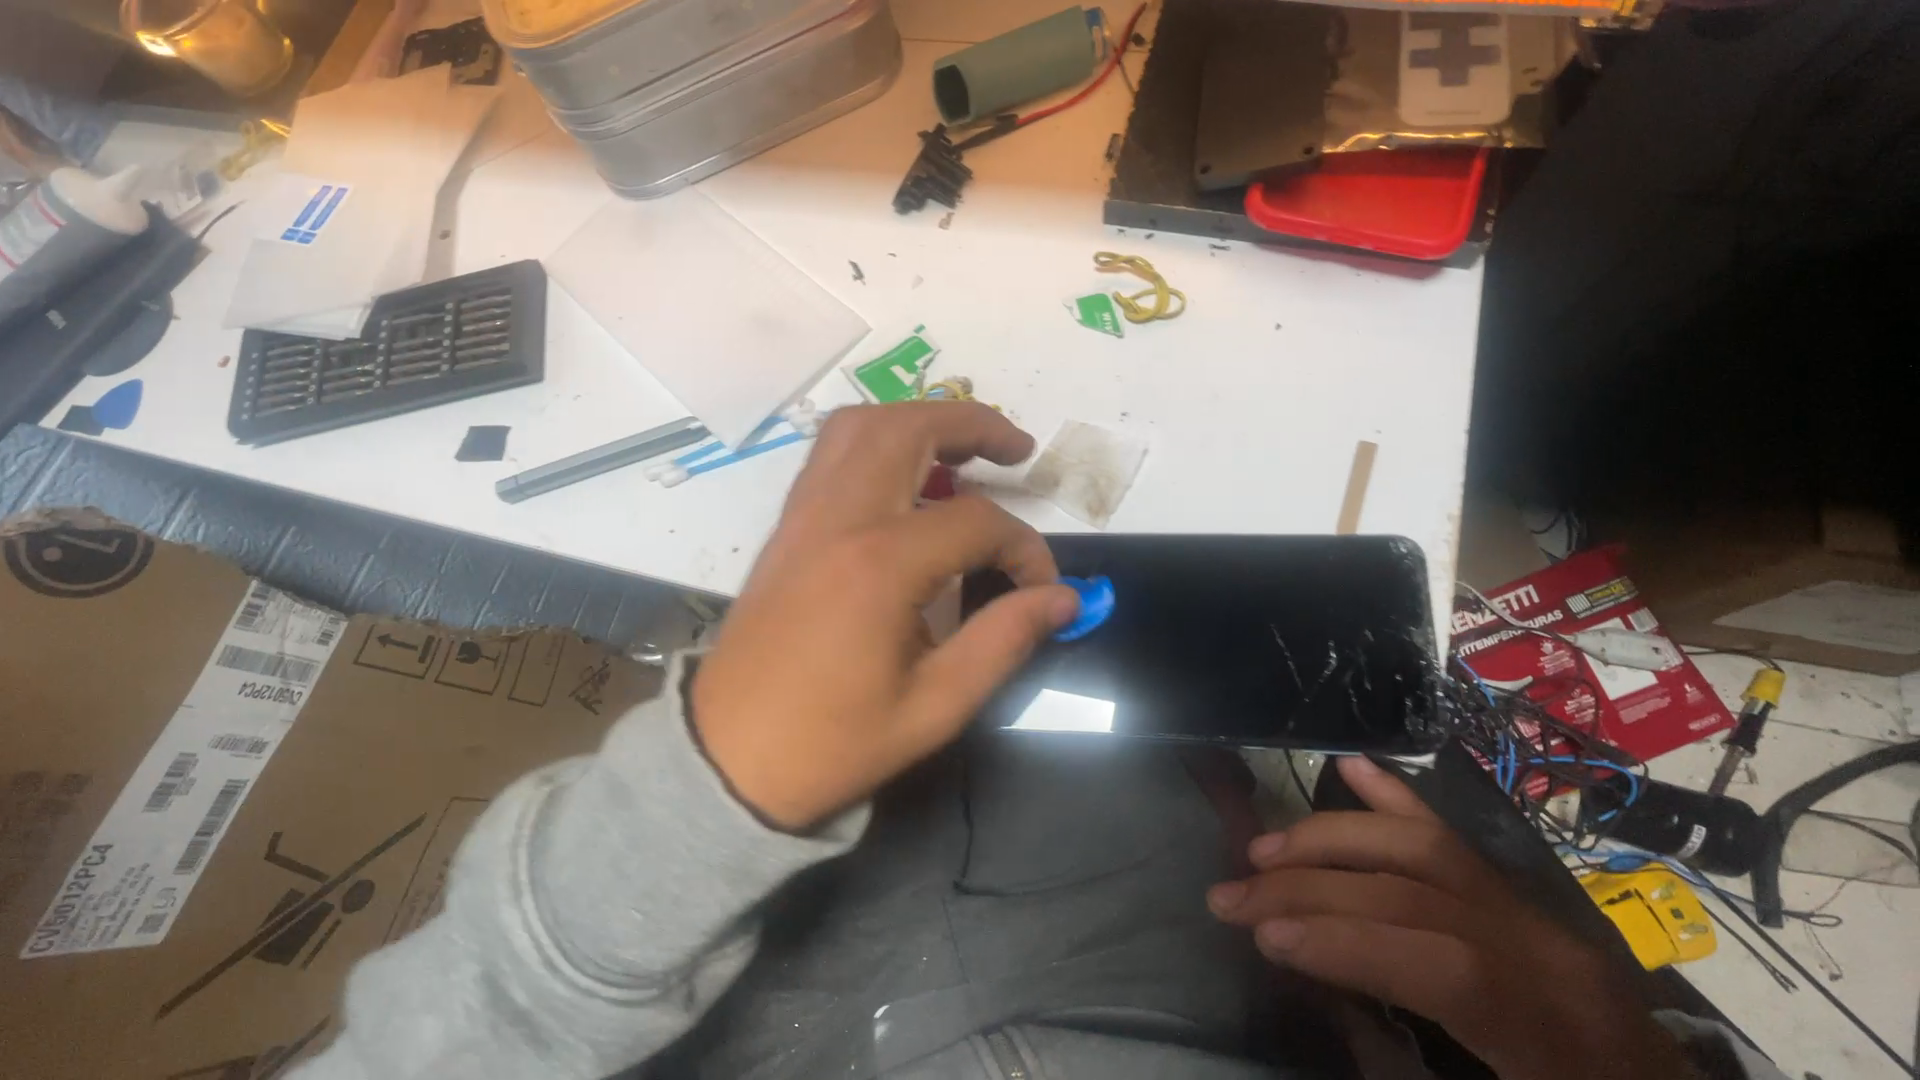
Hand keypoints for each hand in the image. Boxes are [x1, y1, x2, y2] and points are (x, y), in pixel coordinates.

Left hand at [690, 403, 1078, 830]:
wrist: (727, 760)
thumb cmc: (833, 743)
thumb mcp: (934, 707)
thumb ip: (1004, 640)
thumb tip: (1064, 598)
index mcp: (879, 565)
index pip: (976, 521)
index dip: (1024, 548)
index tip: (1043, 589)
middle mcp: (837, 520)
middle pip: (908, 429)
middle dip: (972, 425)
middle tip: (1016, 449)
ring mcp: (802, 517)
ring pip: (859, 428)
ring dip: (917, 422)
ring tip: (961, 454)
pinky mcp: (784, 529)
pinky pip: (830, 456)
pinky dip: (875, 445)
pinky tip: (905, 485)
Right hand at [1207, 756, 1701, 1079]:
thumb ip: (1404, 1064)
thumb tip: (1322, 990)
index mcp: (1555, 1029)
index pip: (1445, 964)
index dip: (1349, 944)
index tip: (1266, 941)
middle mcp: (1549, 954)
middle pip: (1418, 893)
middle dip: (1311, 889)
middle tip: (1230, 897)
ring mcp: (1539, 916)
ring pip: (1427, 848)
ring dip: (1333, 839)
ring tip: (1263, 851)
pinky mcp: (1526, 901)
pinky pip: (1458, 838)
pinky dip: (1399, 797)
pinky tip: (1351, 766)